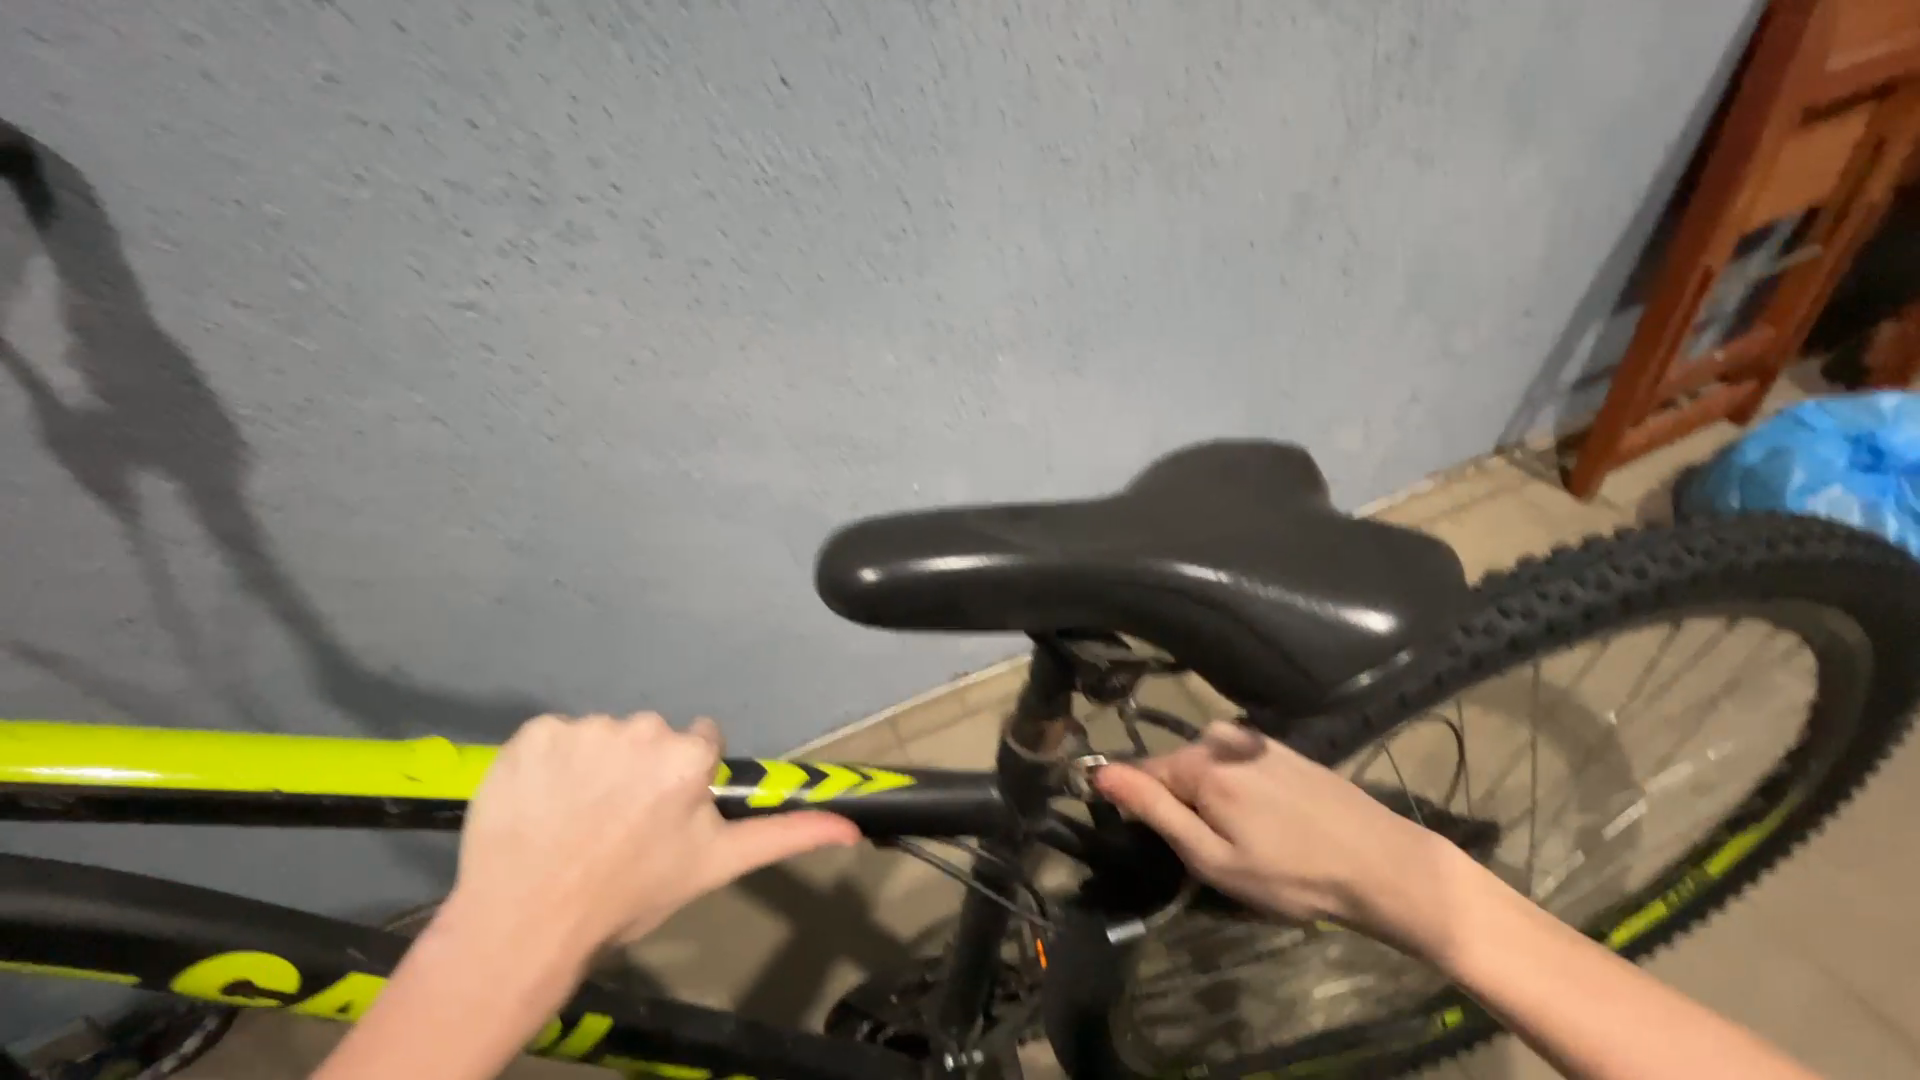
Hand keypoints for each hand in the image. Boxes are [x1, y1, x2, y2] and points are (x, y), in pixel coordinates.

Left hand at [449, 713, 858, 963]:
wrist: (524, 923)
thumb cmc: (629, 896)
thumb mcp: (716, 867)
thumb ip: (785, 836)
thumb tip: (854, 828)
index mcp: (687, 757)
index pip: (698, 743)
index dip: (682, 781)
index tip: (661, 815)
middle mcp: (641, 729)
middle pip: (652, 738)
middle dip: (642, 769)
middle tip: (618, 823)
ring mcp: (582, 728)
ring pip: (604, 737)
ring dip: (596, 766)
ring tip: (576, 818)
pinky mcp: (531, 733)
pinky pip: (555, 737)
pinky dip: (551, 763)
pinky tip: (542, 802)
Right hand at [1093, 722, 1468, 956]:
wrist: (1383, 865)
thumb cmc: (1291, 874)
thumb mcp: (1212, 857)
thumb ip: (1154, 809)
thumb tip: (1100, 772)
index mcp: (1199, 763)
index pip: (1139, 773)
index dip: (1141, 809)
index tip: (1165, 844)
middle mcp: (1222, 738)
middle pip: (1173, 768)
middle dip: (1179, 805)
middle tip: (1213, 853)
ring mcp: (1256, 739)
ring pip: (1205, 767)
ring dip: (1209, 799)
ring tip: (1245, 841)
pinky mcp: (1281, 748)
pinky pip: (1235, 763)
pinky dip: (1237, 790)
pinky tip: (1269, 821)